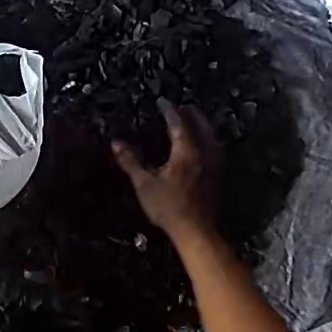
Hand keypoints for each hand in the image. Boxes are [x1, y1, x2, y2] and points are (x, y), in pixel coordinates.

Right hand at [112, 99, 218, 241]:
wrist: (194, 229)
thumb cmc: (167, 206)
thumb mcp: (143, 183)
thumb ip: (131, 161)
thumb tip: (116, 143)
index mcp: (187, 152)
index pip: (179, 125)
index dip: (170, 112)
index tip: (163, 102)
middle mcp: (204, 154)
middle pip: (201, 127)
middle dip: (191, 115)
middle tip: (182, 106)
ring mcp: (213, 165)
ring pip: (210, 137)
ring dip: (202, 126)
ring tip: (193, 121)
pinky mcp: (215, 176)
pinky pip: (213, 148)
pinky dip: (206, 139)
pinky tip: (200, 145)